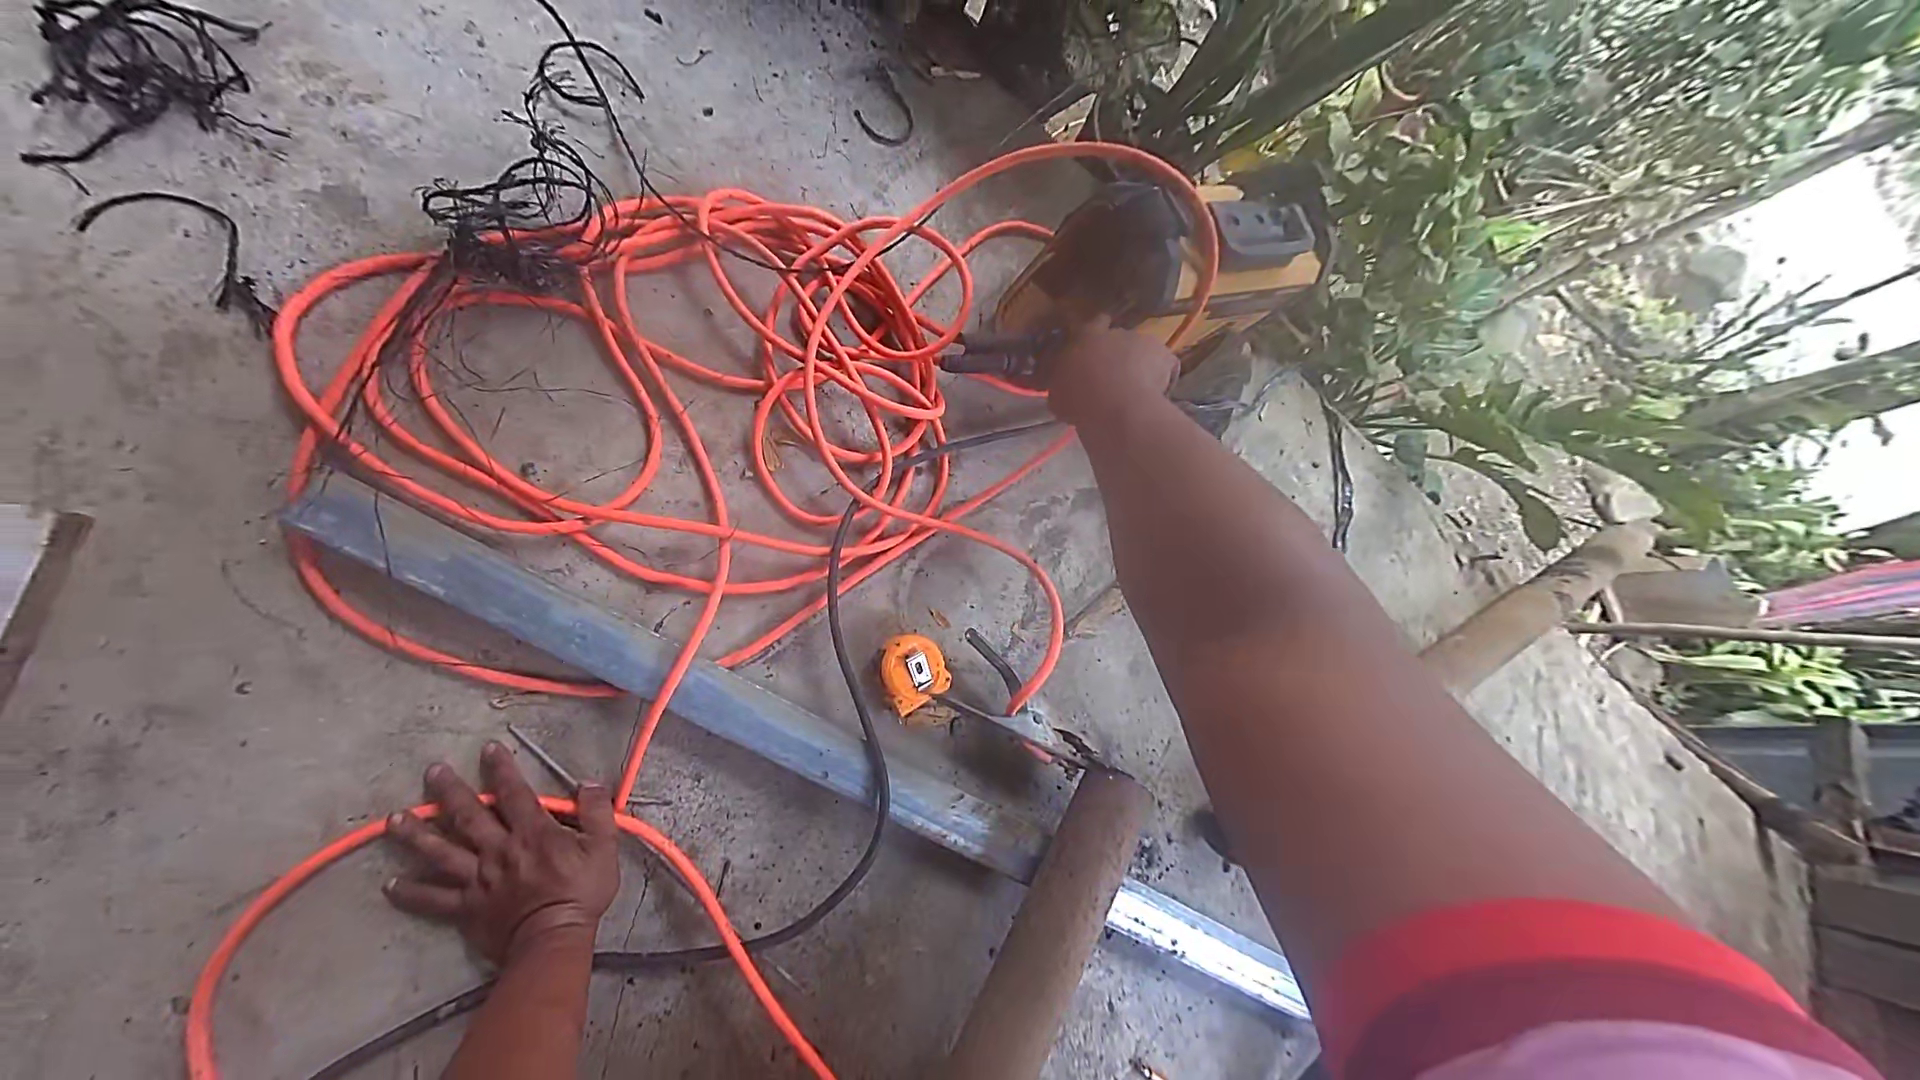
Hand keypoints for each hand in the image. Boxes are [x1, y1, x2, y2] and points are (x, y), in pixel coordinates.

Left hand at [384, 742, 618, 964]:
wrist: (553, 939)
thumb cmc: (582, 890)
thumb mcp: (604, 845)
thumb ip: (596, 811)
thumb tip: (588, 784)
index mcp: (532, 832)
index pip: (514, 793)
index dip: (501, 769)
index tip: (488, 748)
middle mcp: (499, 850)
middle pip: (470, 816)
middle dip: (450, 791)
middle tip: (432, 771)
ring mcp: (478, 879)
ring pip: (441, 852)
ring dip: (417, 834)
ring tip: (394, 819)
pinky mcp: (466, 907)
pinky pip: (433, 899)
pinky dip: (411, 891)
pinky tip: (391, 884)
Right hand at [1044, 316, 1180, 426]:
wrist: (1114, 406)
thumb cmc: (1078, 400)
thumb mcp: (1057, 396)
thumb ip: (1062, 385)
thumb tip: (1063, 387)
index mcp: (1085, 336)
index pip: (1090, 324)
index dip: (1094, 335)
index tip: (1093, 350)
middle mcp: (1114, 332)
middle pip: (1118, 337)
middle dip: (1117, 352)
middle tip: (1113, 375)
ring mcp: (1142, 340)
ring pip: (1142, 352)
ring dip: (1139, 365)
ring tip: (1137, 389)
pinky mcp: (1165, 355)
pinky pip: (1165, 367)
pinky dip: (1162, 378)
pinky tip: (1157, 396)